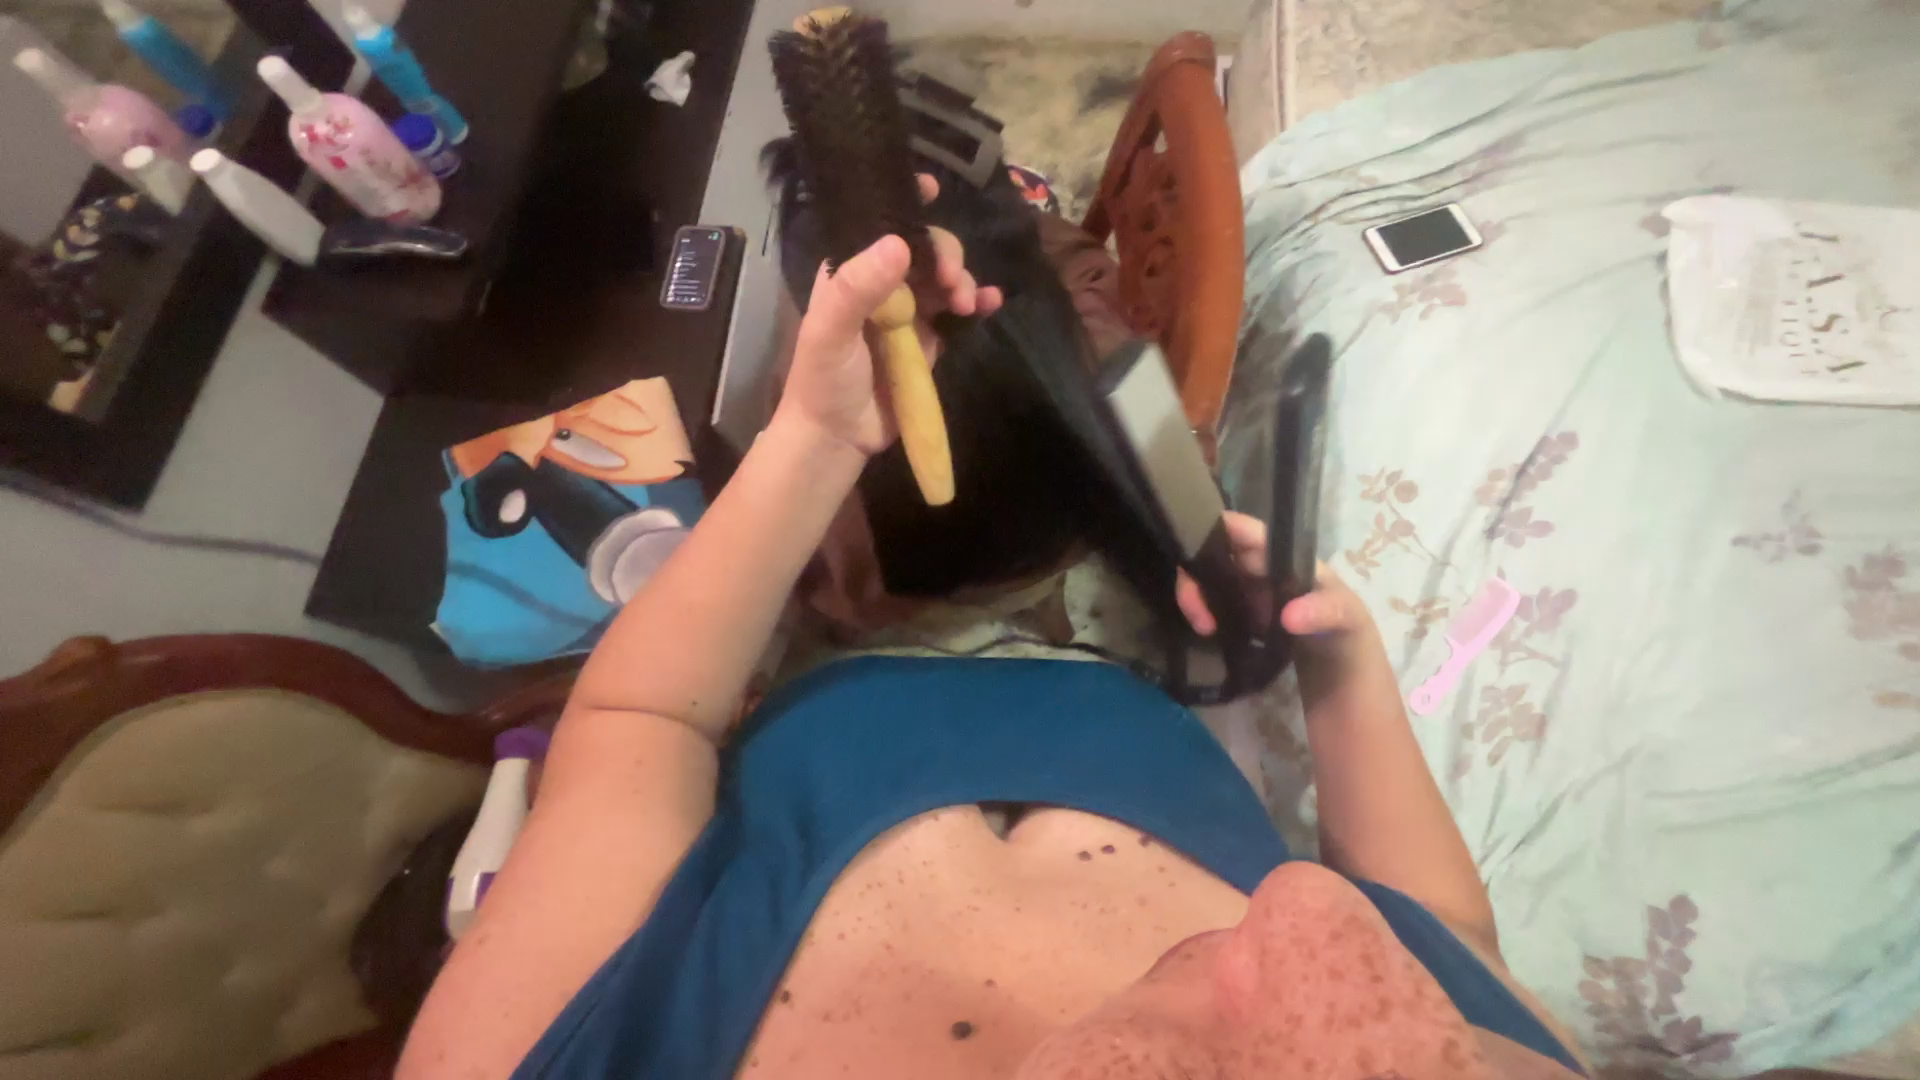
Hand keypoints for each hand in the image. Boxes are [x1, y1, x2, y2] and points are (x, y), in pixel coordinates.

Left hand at [775, 175, 1003, 459]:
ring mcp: (908, 313)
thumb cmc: (824, 379)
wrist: (838, 437)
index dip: (905, 202)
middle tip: (950, 281)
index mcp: (851, 271)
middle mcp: (882, 285)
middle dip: (945, 255)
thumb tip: (902, 244)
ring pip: (945, 278)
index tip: (931, 190)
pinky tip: (990, 304)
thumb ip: (860, 287)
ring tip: (967, 302)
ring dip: (963, 280)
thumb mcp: (831, 331)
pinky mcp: (929, 341)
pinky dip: (977, 303)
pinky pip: (957, 313)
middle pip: (924, 249)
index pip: (878, 222)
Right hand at [1176, 511, 1375, 639]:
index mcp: (1278, 553)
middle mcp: (1255, 564)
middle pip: (1210, 553)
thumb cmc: (1346, 628)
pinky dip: (1199, 613)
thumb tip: (1287, 616)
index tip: (1193, 554)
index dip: (1212, 531)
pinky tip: (1206, 631)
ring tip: (1204, 628)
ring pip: (1202, 579)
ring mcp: (1242, 589)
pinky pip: (1207, 604)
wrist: (1340, 668)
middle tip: (1199, 617)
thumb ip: (1324, 611)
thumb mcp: (1347, 617)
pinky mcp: (1234, 613)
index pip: (1239, 529)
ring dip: (1194, 599)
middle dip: (1194, 578)